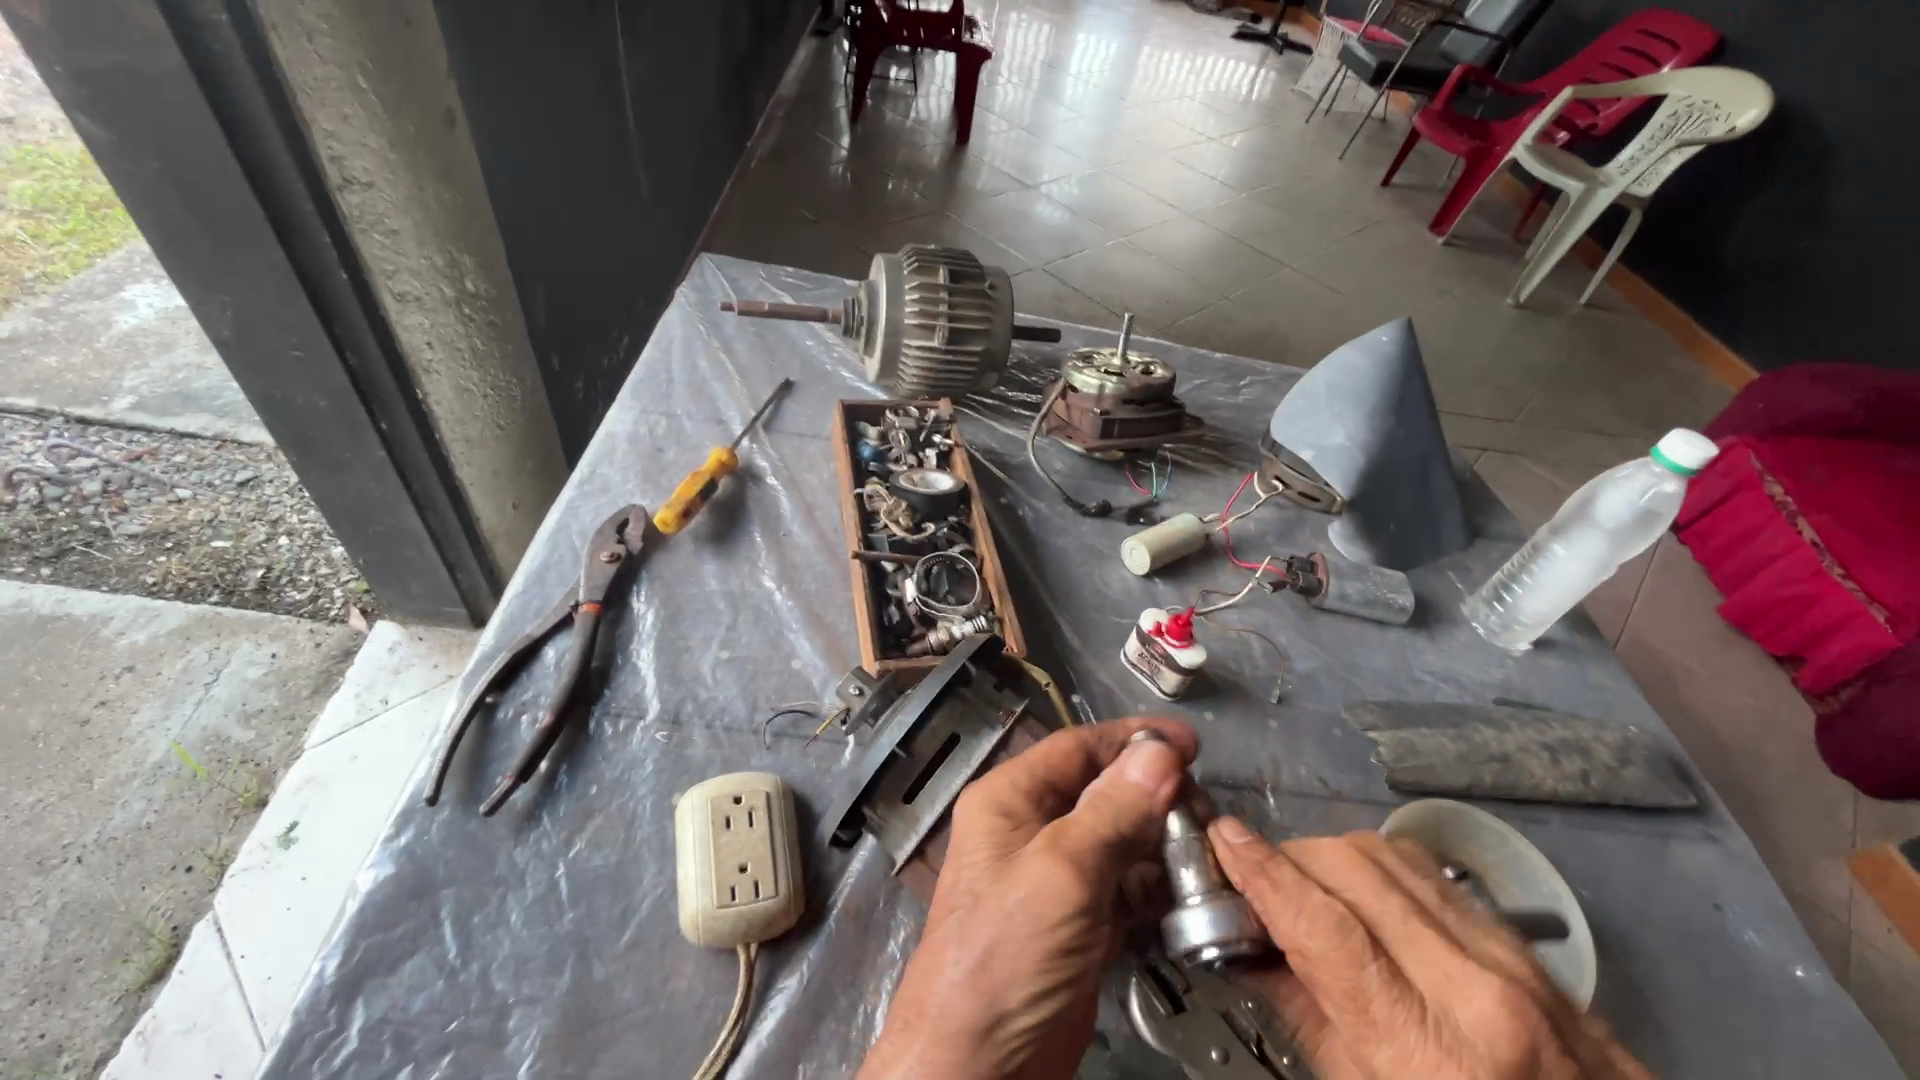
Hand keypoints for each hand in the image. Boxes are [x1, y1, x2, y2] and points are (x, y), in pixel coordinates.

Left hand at [857, 719, 1196, 1079]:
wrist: (977, 1064)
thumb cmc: (1005, 957)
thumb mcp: (1062, 871)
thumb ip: (1113, 810)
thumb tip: (1160, 753)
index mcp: (1010, 801)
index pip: (1077, 749)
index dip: (1133, 741)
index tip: (1189, 743)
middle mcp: (1030, 832)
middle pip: (1103, 793)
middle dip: (1155, 796)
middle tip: (1205, 807)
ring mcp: (1055, 882)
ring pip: (1119, 842)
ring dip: (1161, 843)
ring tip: (1205, 850)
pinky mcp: (1078, 925)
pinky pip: (1124, 889)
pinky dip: (1156, 887)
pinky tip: (1188, 892)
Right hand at [1208, 821, 1653, 1079]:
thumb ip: (1306, 1012)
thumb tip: (1249, 943)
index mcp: (1430, 1049)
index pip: (1324, 926)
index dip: (1264, 874)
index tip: (1223, 841)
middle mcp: (1477, 987)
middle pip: (1354, 868)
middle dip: (1291, 858)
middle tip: (1256, 879)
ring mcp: (1510, 958)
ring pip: (1391, 855)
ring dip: (1331, 856)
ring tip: (1303, 884)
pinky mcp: (1523, 944)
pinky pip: (1432, 873)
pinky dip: (1378, 868)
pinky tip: (1359, 892)